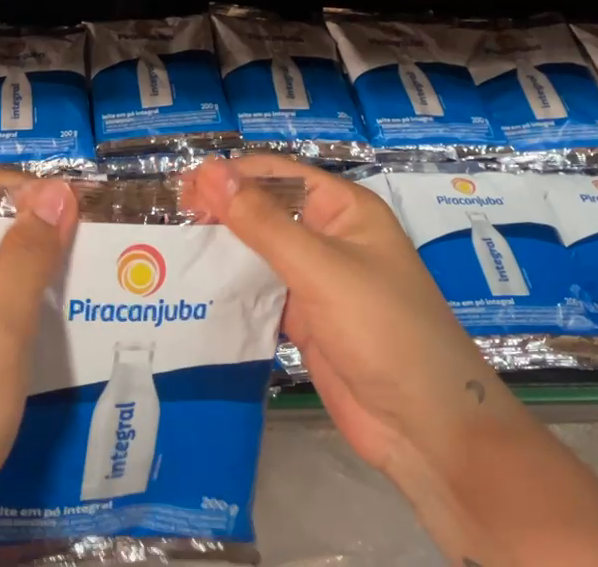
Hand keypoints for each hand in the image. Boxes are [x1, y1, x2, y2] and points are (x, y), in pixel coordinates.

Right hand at [186, 157, 597, 566]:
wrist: (425, 427)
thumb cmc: (383, 332)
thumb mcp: (320, 269)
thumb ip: (262, 221)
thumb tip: (208, 171)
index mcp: (344, 210)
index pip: (278, 174)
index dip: (231, 175)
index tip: (181, 190)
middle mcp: (330, 236)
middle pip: (265, 209)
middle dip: (222, 211)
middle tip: (171, 223)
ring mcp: (317, 280)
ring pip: (259, 251)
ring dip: (223, 250)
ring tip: (172, 253)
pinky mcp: (305, 318)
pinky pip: (261, 291)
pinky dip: (232, 288)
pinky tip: (195, 291)